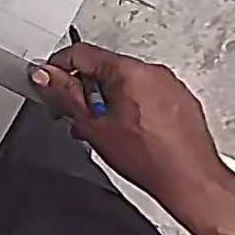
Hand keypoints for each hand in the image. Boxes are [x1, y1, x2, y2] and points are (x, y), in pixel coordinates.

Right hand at [30, 42, 230, 206]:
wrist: (190, 180)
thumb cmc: (150, 159)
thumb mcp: (94, 127)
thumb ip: (64, 95)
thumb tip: (45, 76)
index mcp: (129, 71)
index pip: (81, 53)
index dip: (57, 68)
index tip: (48, 82)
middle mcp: (152, 71)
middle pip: (103, 68)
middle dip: (83, 90)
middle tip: (75, 115)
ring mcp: (169, 84)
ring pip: (124, 82)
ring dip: (107, 100)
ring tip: (104, 130)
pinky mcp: (179, 99)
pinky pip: (145, 92)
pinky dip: (131, 106)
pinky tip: (127, 132)